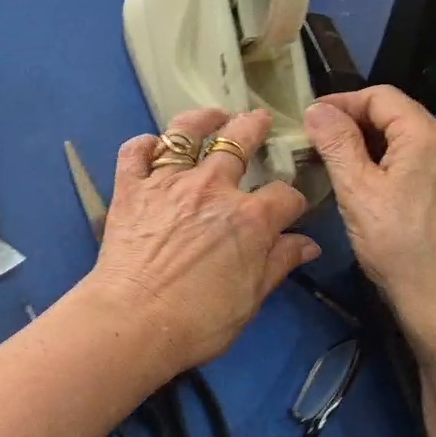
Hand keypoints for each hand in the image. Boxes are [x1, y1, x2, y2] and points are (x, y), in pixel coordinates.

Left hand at [84, 107, 321, 375]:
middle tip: (258, 120)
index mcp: (249, 219)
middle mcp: (210, 189)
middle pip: (238, 143)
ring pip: (184, 134)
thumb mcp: (250, 299)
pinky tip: (151, 143)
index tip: (291, 206)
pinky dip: (142, 144)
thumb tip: (306, 244)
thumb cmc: (197, 321)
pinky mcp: (130, 189)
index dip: (293, 199)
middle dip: (253, 127)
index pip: (285, 195)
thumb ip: (278, 264)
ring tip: (212, 115)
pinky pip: (134, 153)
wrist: (134, 320)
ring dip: (201, 120)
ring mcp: (167, 184)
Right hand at [303, 87, 435, 323]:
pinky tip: (357, 180)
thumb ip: (337, 143)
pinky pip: (410, 158)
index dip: (341, 101)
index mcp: (426, 135)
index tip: (307, 118)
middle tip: (313, 138)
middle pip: (393, 113)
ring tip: (328, 157)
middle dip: (351, 119)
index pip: (380, 96)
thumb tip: (317, 109)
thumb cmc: (396, 241)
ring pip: (400, 137)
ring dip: (363, 140)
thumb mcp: (357, 189)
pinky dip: (380, 159)